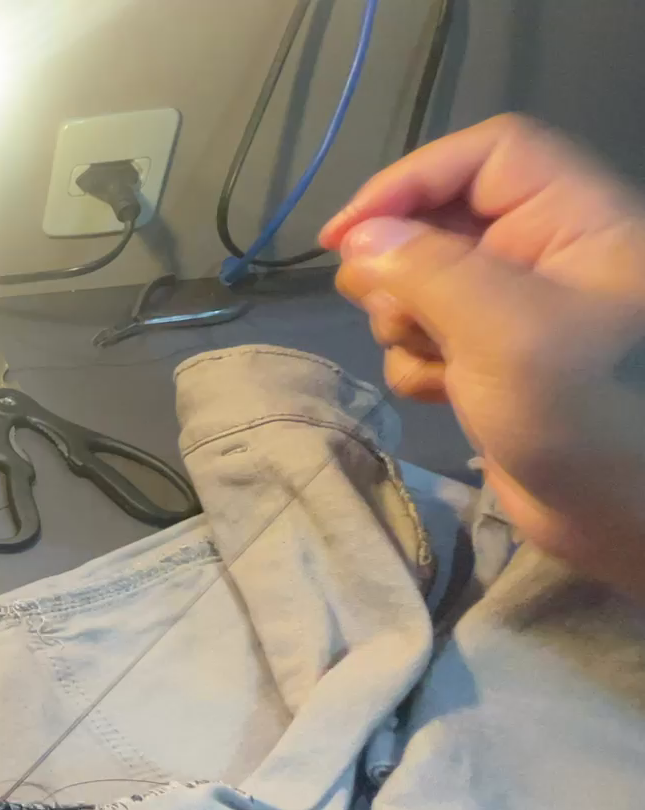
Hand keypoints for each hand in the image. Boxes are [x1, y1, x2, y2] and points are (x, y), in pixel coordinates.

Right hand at [320, 114, 644, 597]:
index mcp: (579, 223)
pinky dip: (416, 367)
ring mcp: (516, 310)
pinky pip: (418, 341)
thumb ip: (431, 272)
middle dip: (396, 273)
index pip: (485, 156)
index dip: (406, 183)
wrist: (629, 508)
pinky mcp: (489, 357)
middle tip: (402, 317)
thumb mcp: (510, 334)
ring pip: (416, 288)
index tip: (339, 240)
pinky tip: (450, 395)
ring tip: (443, 366)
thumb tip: (357, 236)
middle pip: (436, 223)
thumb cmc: (593, 414)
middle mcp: (547, 255)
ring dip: (404, 328)